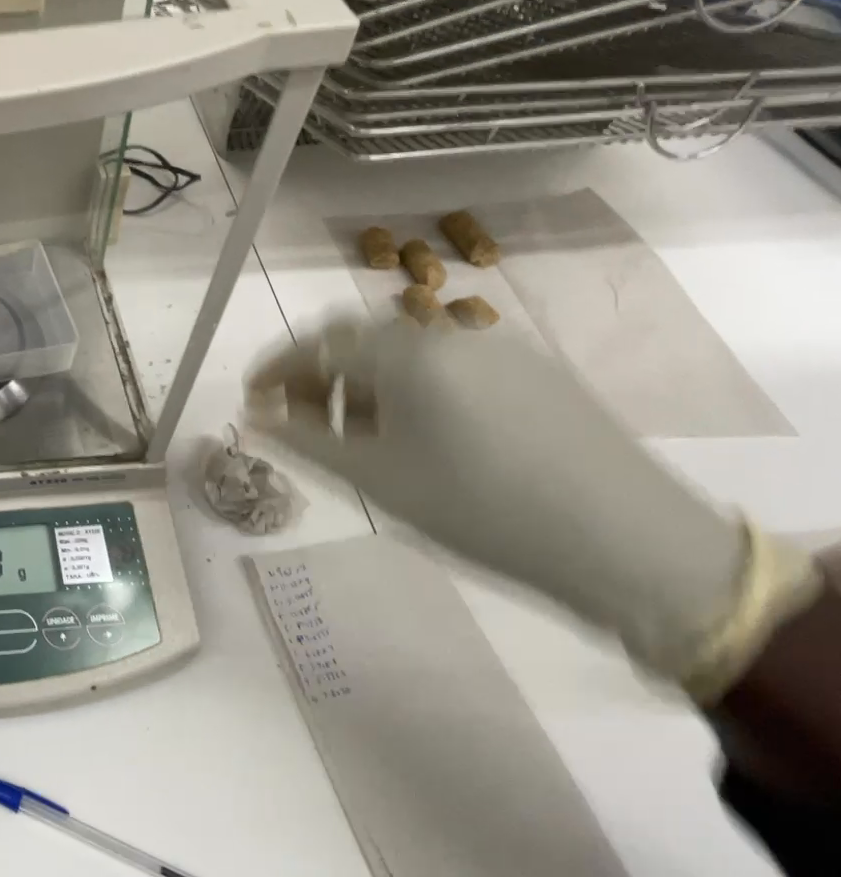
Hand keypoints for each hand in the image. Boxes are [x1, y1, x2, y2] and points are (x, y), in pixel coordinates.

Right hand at [245, 319, 819, 700]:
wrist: (629, 544)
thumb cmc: (480, 511)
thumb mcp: (376, 480)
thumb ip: (303, 441)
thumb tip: (254, 417)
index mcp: (406, 354)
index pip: (315, 344)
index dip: (274, 369)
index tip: (250, 399)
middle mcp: (448, 335)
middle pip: (358, 338)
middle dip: (317, 373)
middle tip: (299, 419)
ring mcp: (497, 350)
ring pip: (405, 352)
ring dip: (364, 382)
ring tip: (358, 436)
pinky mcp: (535, 372)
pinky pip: (449, 366)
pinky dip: (411, 388)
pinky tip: (419, 436)